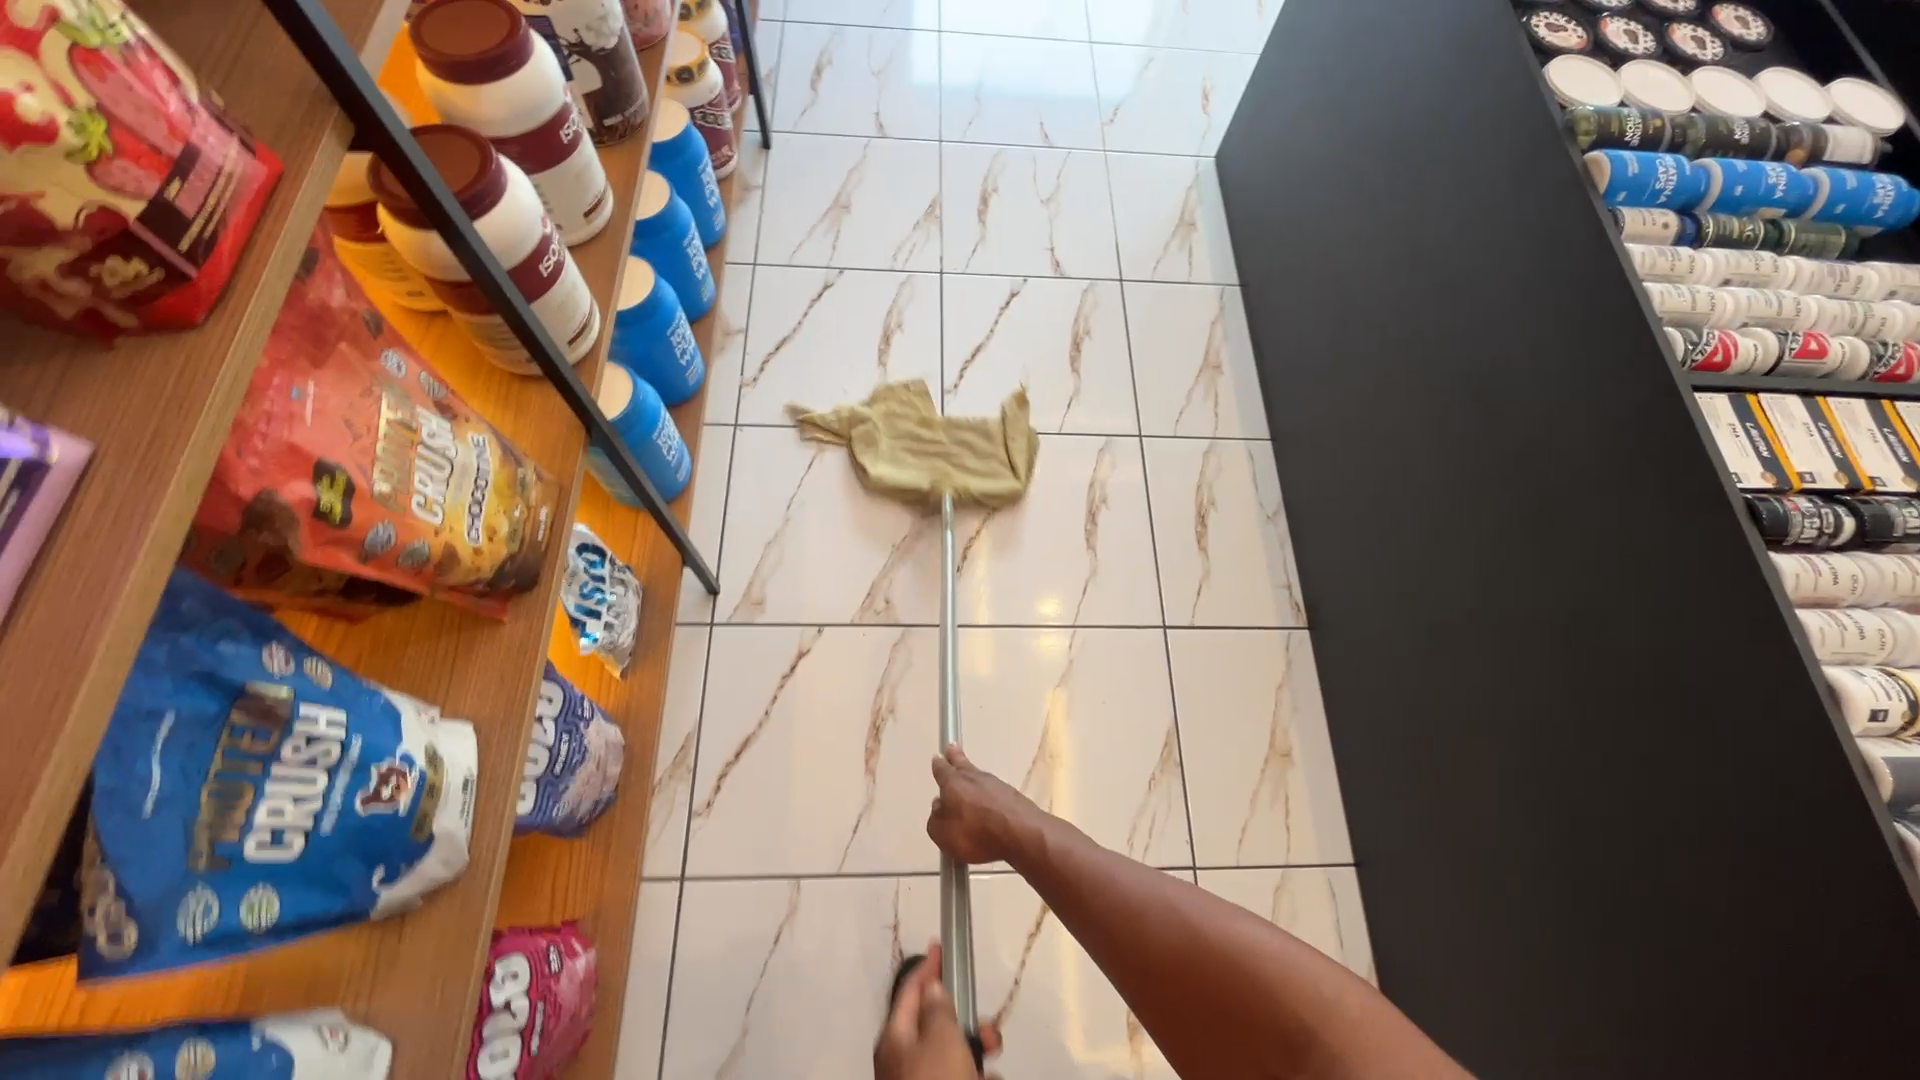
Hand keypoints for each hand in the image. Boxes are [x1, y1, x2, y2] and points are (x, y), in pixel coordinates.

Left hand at [874, 943, 1002, 1079]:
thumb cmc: (937, 1078)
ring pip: (955, 1051)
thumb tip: (932, 985)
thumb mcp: (940, 1038)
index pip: (911, 990)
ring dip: (977, 1049)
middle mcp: (904, 1055)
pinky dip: (976, 1072)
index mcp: (895, 1036)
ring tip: (992, 1056)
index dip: (928, 967)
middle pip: (939, 1023)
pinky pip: (960, 1073)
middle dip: (968, 1020)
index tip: (939, 944)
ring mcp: (920, 1076)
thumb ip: (938, 1009)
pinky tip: (986, 1077)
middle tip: (989, 1029)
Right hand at [928, 744, 1041, 865]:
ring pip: (979, 776)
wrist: (1021, 834)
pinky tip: (987, 801)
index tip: (937, 757)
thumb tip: (939, 807)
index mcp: (953, 784)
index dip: (939, 765)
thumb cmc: (976, 833)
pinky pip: (994, 792)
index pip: (942, 770)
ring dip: (972, 775)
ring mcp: (996, 785)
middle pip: (963, 764)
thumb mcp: (943, 834)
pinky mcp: (1013, 797)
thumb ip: (936, 820)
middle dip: (956, 757)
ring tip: (967, 774)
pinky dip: (988, 794)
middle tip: (951, 747)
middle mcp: (974, 778)